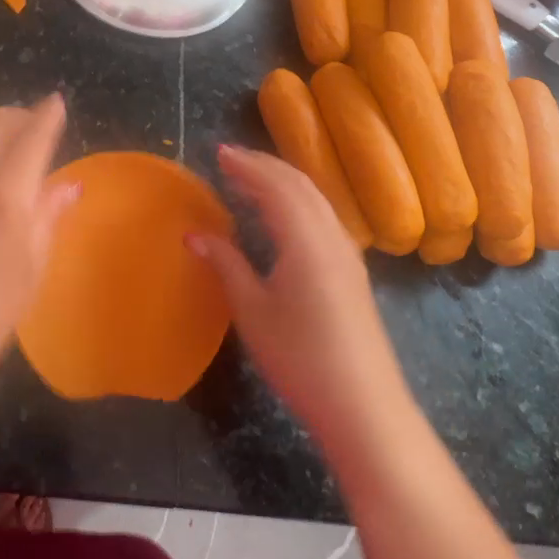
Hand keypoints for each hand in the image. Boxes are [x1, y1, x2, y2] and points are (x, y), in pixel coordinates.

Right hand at [189, 145, 407, 445]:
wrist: (363, 406)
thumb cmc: (300, 358)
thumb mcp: (252, 311)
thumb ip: (226, 264)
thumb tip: (195, 234)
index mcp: (306, 240)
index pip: (276, 186)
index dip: (247, 165)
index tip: (219, 153)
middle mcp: (332, 237)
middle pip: (301, 185)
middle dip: (265, 166)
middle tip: (231, 159)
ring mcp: (348, 255)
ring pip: (316, 200)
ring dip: (283, 182)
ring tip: (251, 181)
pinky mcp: (353, 273)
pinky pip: (324, 217)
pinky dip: (298, 202)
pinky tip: (282, 217)